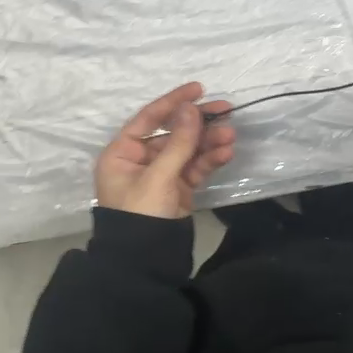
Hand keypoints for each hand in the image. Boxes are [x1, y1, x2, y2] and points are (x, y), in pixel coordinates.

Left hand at [94, 82, 236, 218]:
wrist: (145, 263)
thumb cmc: (141, 214)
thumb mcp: (158, 177)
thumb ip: (178, 142)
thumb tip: (191, 108)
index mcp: (122, 153)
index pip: (149, 118)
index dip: (174, 101)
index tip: (199, 88)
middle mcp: (139, 160)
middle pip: (173, 132)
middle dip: (199, 123)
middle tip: (226, 110)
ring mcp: (160, 175)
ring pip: (188, 150)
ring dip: (209, 141)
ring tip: (231, 135)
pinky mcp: (177, 189)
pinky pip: (194, 167)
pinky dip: (210, 160)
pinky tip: (226, 152)